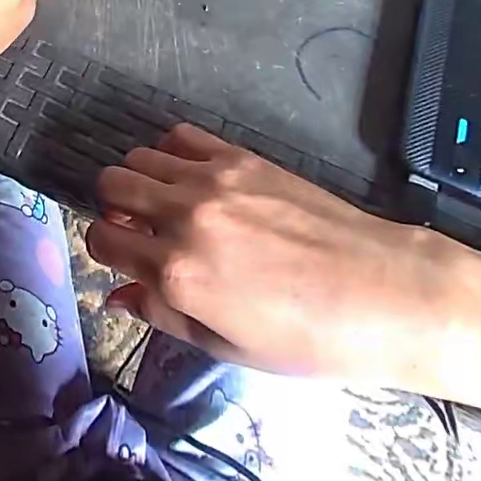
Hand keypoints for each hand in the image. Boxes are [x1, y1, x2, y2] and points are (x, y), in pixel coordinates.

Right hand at [87, 124, 475, 390]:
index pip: (101, 239)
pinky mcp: (237, 155)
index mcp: (176, 273)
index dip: (104, 248)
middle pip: (110, 185)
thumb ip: (161, 314)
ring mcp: (210, 179)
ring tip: (165, 201)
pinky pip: (180, 135)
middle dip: (113, 207)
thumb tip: (115, 295)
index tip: (121, 255)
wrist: (378, 290)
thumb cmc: (303, 337)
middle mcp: (182, 217)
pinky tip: (191, 176)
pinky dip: (171, 152)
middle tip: (138, 226)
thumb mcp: (225, 346)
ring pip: (138, 156)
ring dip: (140, 179)